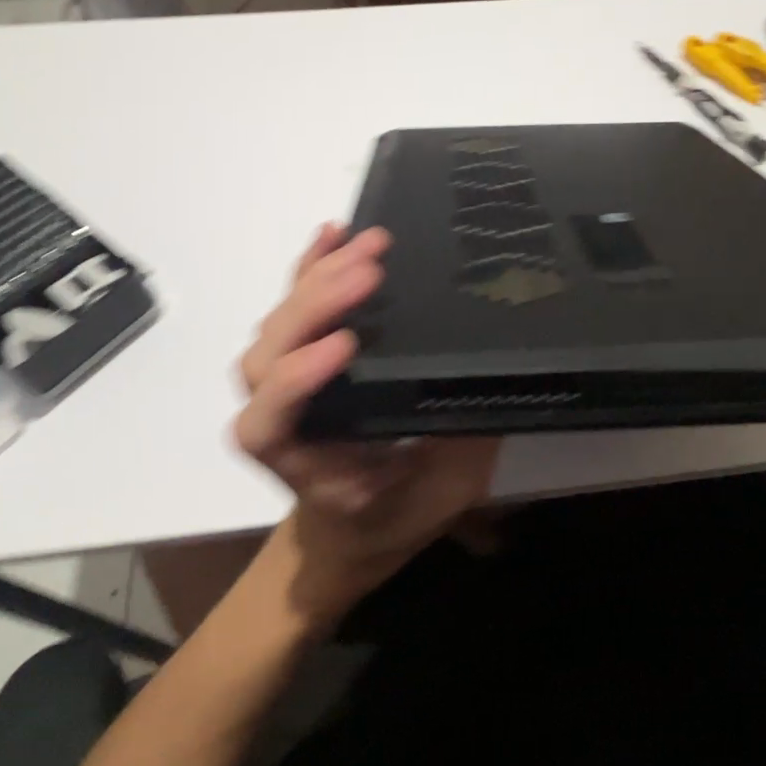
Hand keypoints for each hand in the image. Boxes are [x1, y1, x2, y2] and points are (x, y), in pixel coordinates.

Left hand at [235, 223, 501, 617]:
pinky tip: (334, 234)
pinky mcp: (301, 361)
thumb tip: (497, 373)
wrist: (352, 532)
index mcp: (304, 465)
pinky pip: (291, 312)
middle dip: (315, 307)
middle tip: (371, 270)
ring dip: (314, 282)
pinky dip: (307, 269)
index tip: (346, 346)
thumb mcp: (441, 495)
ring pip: (275, 329)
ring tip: (366, 246)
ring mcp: (285, 386)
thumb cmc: (395, 519)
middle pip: (268, 357)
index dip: (294, 380)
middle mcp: (281, 421)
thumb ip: (461, 439)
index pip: (268, 424)